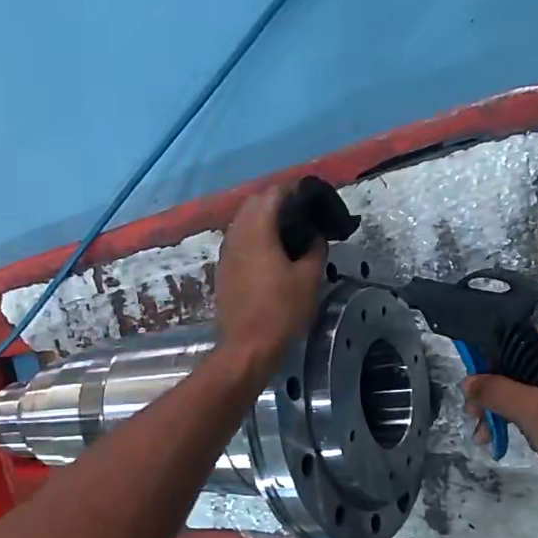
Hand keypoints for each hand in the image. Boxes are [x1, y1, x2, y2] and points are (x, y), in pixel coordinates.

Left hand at [214, 185, 327, 367]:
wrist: (248, 346)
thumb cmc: (281, 311)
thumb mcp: (309, 279)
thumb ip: (315, 249)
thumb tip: (315, 234)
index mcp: (258, 232)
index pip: (272, 194)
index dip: (293, 191)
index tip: (311, 199)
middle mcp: (236, 236)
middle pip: (253, 204)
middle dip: (276, 201)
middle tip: (300, 214)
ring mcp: (226, 253)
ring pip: (243, 222)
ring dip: (263, 219)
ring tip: (288, 232)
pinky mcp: (223, 269)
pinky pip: (238, 240)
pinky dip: (254, 236)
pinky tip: (271, 253)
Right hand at [464, 329, 537, 503]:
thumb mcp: (535, 412)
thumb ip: (497, 392)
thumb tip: (468, 381)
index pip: (525, 339)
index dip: (494, 363)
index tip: (475, 393)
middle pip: (533, 369)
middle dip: (502, 398)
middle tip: (480, 425)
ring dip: (521, 417)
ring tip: (501, 442)